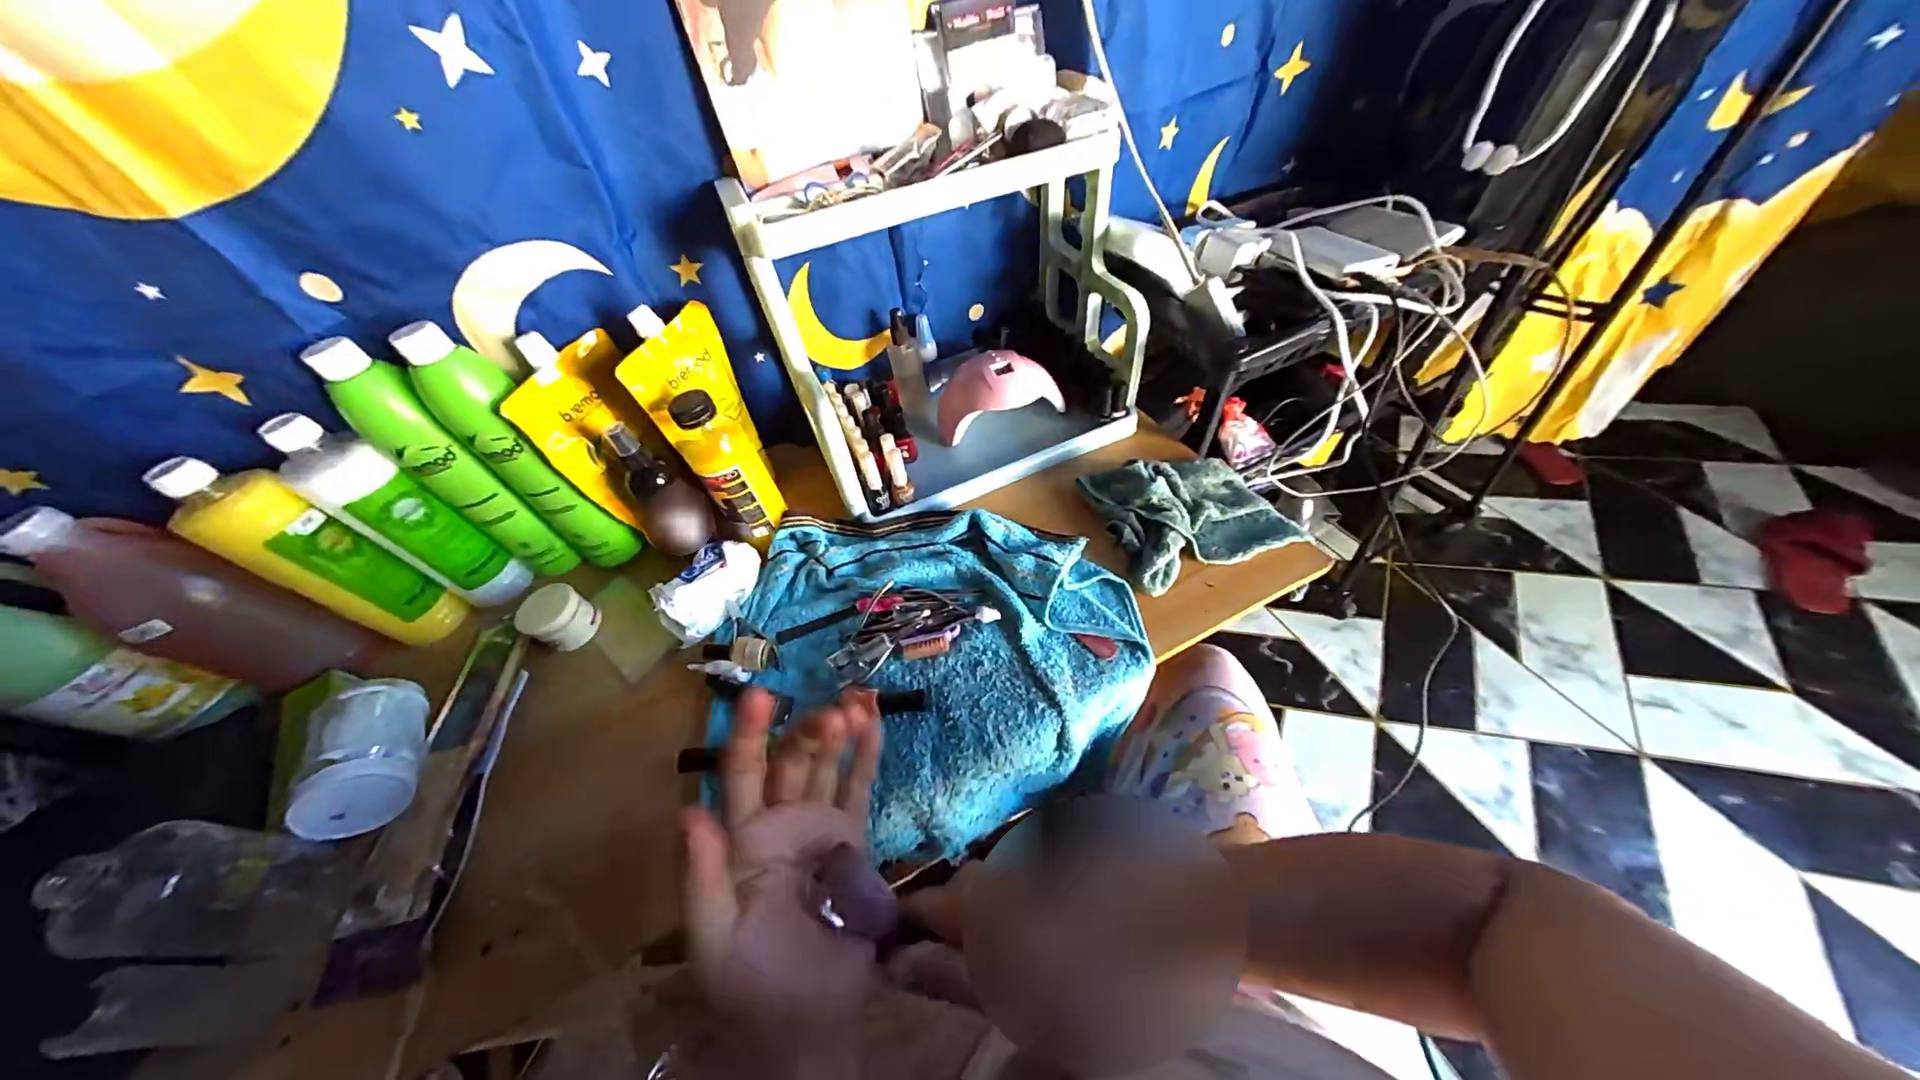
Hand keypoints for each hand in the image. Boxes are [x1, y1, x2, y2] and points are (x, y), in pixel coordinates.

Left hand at [680, 686, 885, 1058]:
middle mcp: (779, 821)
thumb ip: (703, 877)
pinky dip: (868, 755)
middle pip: (791, 761)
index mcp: (740, 837)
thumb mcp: (714, 938)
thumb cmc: (751, 982)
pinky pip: (860, 790)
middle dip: (808, 731)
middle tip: (832, 712)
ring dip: (840, 732)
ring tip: (857, 703)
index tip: (760, 695)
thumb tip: (688, 812)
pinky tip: (874, 722)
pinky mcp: (855, 839)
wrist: (808, 1019)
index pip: (740, 773)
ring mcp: (820, 826)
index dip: (748, 734)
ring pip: (827, 767)